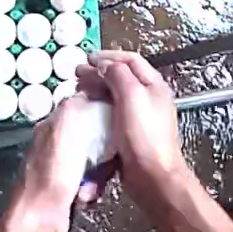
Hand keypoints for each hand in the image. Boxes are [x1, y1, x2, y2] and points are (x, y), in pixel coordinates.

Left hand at [11, 94, 110, 231]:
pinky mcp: (66, 186)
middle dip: (106, 148)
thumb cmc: (53, 174)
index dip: (105, 111)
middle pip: (95, 134)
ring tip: (94, 184)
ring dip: (100, 172)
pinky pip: (91, 180)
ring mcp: (60, 164)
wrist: (39, 218)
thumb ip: (79, 104)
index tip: (121, 120)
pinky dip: (93, 188)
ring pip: (96, 159)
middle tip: (108, 161)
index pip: (86, 105)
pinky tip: (88, 196)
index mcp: (55, 122)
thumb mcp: (70, 125)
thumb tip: (92, 90)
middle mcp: (55, 141)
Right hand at [77, 50, 189, 203]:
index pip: (130, 60)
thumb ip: (118, 74)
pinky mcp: (130, 134)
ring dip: (97, 91)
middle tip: (79, 75)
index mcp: (153, 85)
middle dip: (99, 73)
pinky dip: (99, 110)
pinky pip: (112, 115)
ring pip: (115, 96)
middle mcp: (149, 98)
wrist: (152, 176)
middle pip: (122, 77)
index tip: (88, 59)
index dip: (108, 56)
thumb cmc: (144, 136)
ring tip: (80, 92)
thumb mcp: (132, 95)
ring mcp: (140, 117)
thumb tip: (105, 65)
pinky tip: (87, 114)